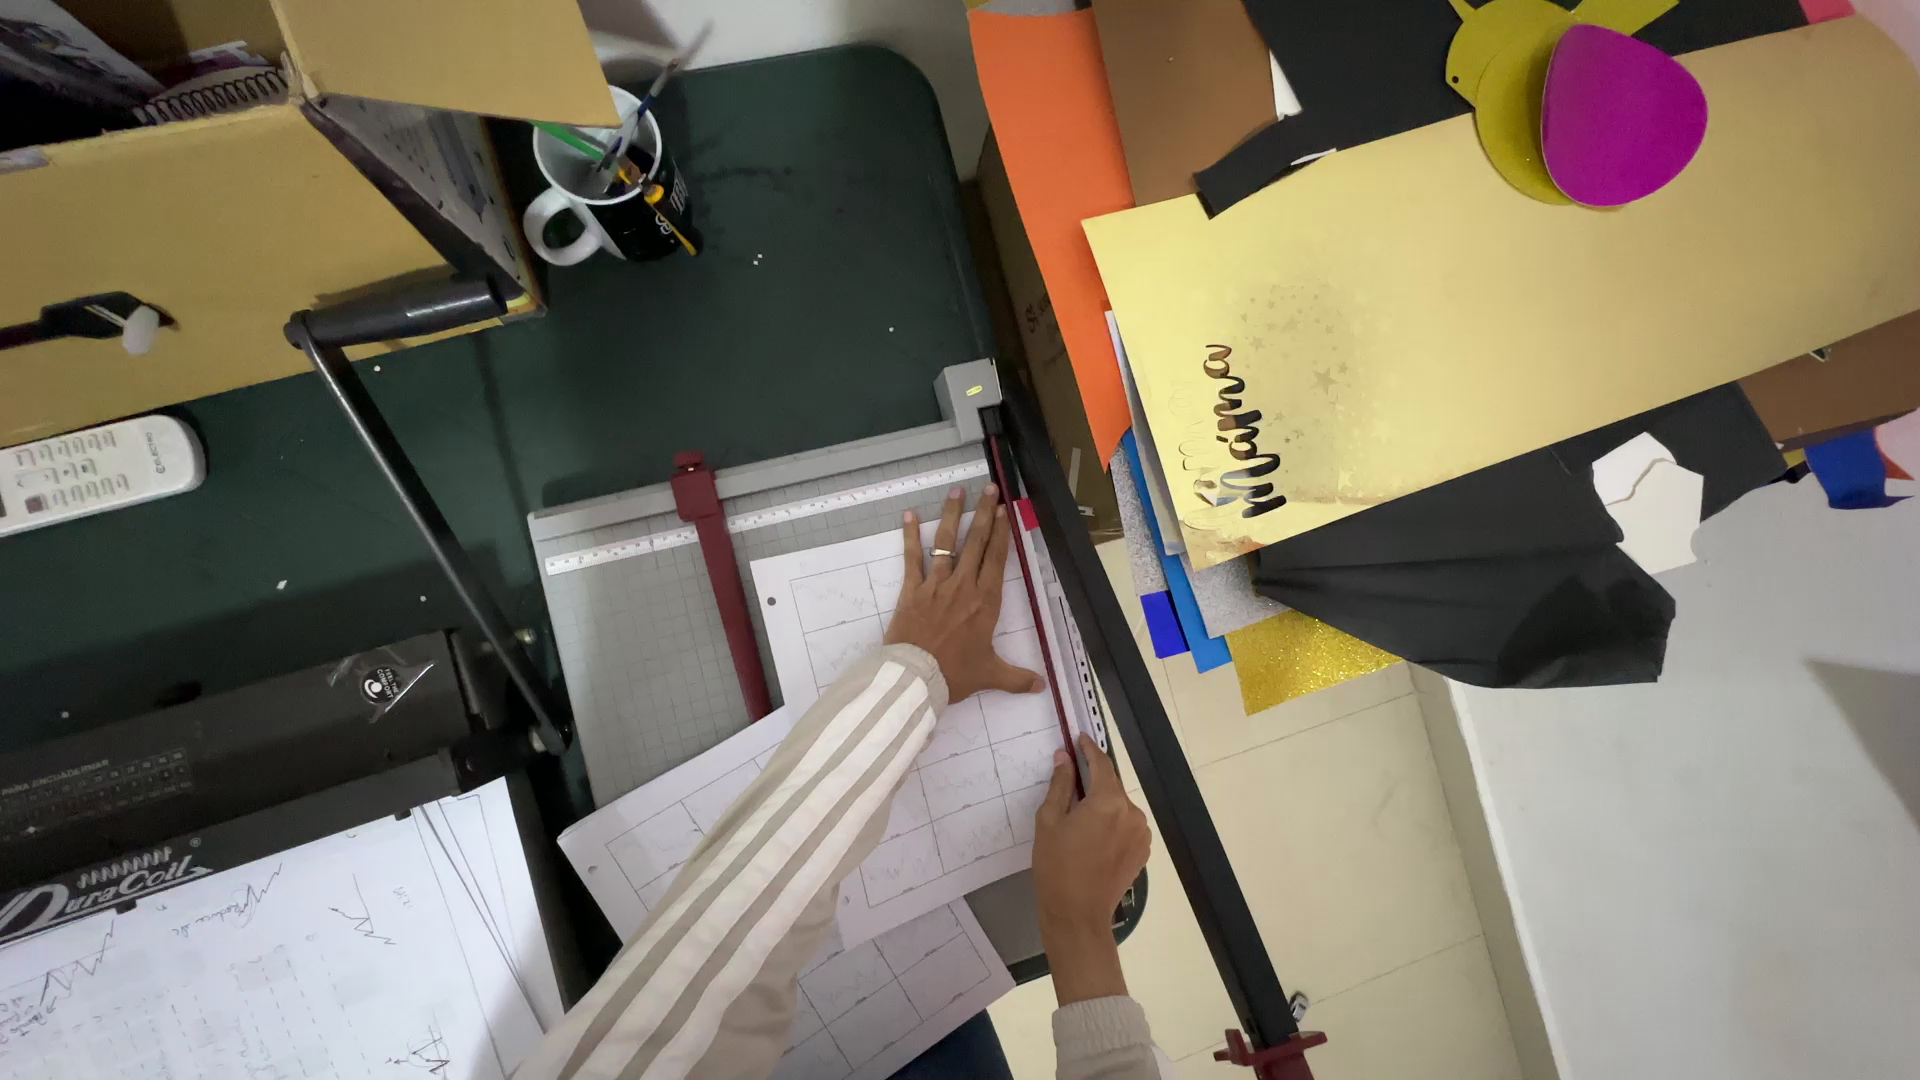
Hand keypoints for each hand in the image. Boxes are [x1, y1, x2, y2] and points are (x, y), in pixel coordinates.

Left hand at [885, 484, 1045, 704]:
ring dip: (952, 515)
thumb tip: (1041, 686)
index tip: (1004, 510)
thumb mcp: (990, 675)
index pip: (997, 558)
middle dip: (984, 513)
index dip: (1002, 532)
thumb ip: (1017, 678)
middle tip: (990, 488)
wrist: (916, 676)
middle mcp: (963, 585)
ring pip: (946, 543)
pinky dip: (910, 536)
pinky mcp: (912, 590)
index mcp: (986, 601)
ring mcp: (936, 584)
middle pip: (976, 542)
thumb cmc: (955, 674)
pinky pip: (912, 558)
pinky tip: (909, 515)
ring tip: (957, 491)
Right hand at [1033, 733, 1151, 1004]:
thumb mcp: (1049, 820)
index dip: (1089, 748)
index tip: (1080, 737)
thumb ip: (1060, 784)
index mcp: (1108, 801)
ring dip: (1103, 803)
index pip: (1102, 764)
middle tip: (1071, 782)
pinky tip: (1094, 835)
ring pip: (1119, 805)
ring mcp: (1141, 833)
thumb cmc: (1056, 865)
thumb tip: (1064, 757)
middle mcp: (1131, 812)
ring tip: (1080, 817)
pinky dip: (1112, 821)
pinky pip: (1127, 824)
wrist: (1078, 915)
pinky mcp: (1143, 851)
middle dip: (1093, 780)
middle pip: (1111, 785)